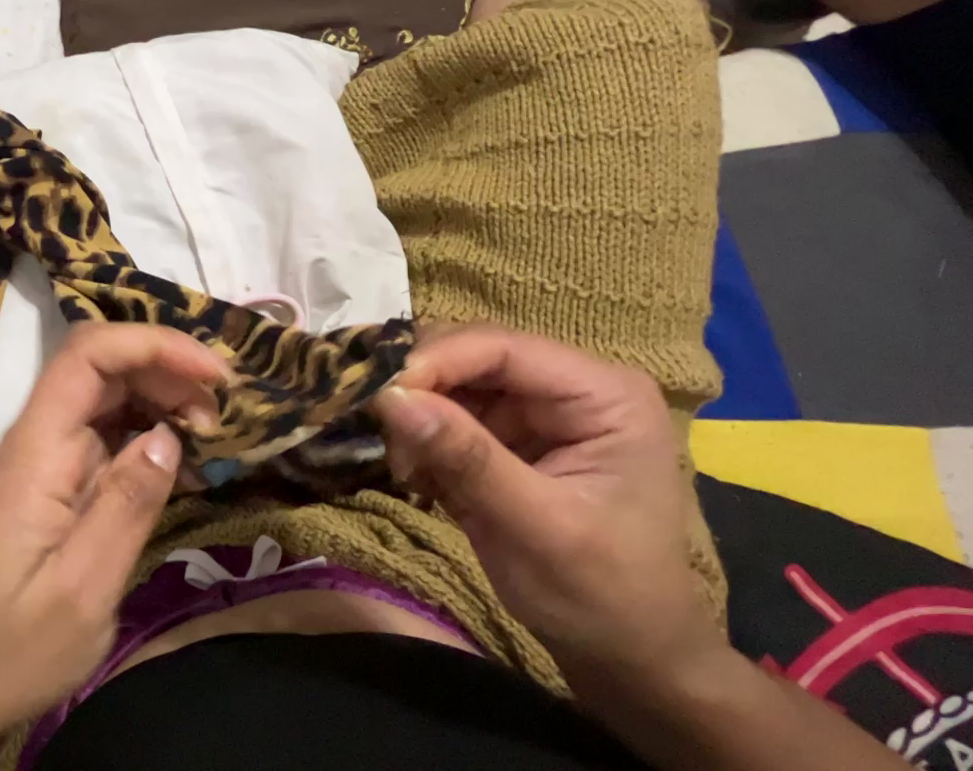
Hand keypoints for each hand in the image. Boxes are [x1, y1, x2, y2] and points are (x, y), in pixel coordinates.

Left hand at [0, 323, 227, 770]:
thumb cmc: (15, 649)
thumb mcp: (83, 589)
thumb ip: (127, 505)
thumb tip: (170, 435)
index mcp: (34, 452)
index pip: (87, 356)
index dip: (153, 345)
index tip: (216, 375)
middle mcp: (34, 440)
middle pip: (99, 365)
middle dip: (166, 369)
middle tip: (224, 414)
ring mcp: (42, 459)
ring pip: (104, 394)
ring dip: (161, 397)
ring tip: (212, 432)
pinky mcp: (53, 481)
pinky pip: (103, 433)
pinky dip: (147, 430)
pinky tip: (182, 456)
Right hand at [371, 325, 720, 682]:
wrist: (624, 655)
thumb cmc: (603, 593)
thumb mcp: (538, 528)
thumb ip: (468, 458)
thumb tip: (390, 397)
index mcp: (603, 395)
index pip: (502, 347)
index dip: (435, 360)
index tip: (379, 395)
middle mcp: (567, 387)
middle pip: (467, 354)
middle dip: (419, 389)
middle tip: (385, 437)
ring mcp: (532, 409)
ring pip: (445, 381)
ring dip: (413, 419)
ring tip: (408, 471)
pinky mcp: (502, 435)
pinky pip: (440, 413)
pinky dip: (418, 440)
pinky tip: (419, 480)